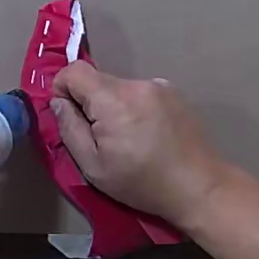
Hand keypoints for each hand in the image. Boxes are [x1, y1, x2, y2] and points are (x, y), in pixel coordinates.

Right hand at [50, 63, 231, 227]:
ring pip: (119, 88)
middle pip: (97, 80)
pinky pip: (139, 93)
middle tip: (99, 137)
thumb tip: (58, 102)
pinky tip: (146, 134)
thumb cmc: (141, 183)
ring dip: (113, 106)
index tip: (68, 115)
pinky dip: (133, 108)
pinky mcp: (174, 93)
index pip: (74, 71)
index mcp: (114, 100)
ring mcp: (159, 86)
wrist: (200, 187)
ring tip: (127, 139)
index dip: (62, 88)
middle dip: (89, 103)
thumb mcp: (93, 166)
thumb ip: (69, 129)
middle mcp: (137, 84)